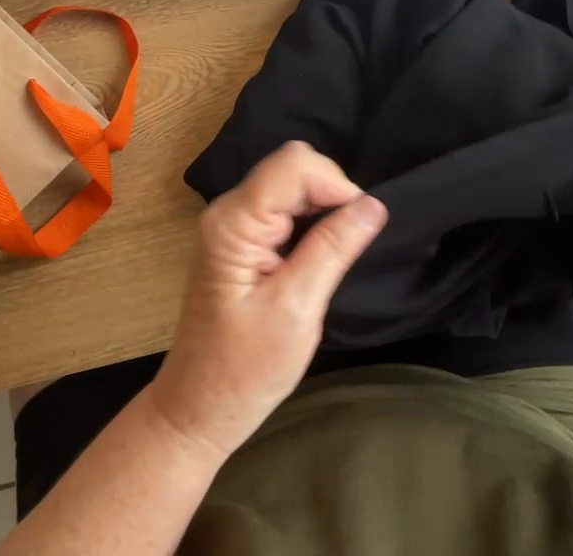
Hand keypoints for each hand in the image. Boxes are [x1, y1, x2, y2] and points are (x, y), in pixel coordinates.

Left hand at [149, 142, 387, 456]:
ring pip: (291, 185)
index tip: (359, 230)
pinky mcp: (241, 241)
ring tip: (336, 254)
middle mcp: (228, 211)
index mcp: (234, 222)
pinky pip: (283, 208)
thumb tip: (374, 204)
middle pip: (293, 168)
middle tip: (348, 246)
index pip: (295, 164)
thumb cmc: (246, 368)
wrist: (199, 408)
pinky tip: (319, 255)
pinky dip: (310, 221)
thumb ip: (333, 248)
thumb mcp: (298, 309)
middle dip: (331, 194)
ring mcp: (232, 225)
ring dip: (322, 209)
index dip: (336, 185)